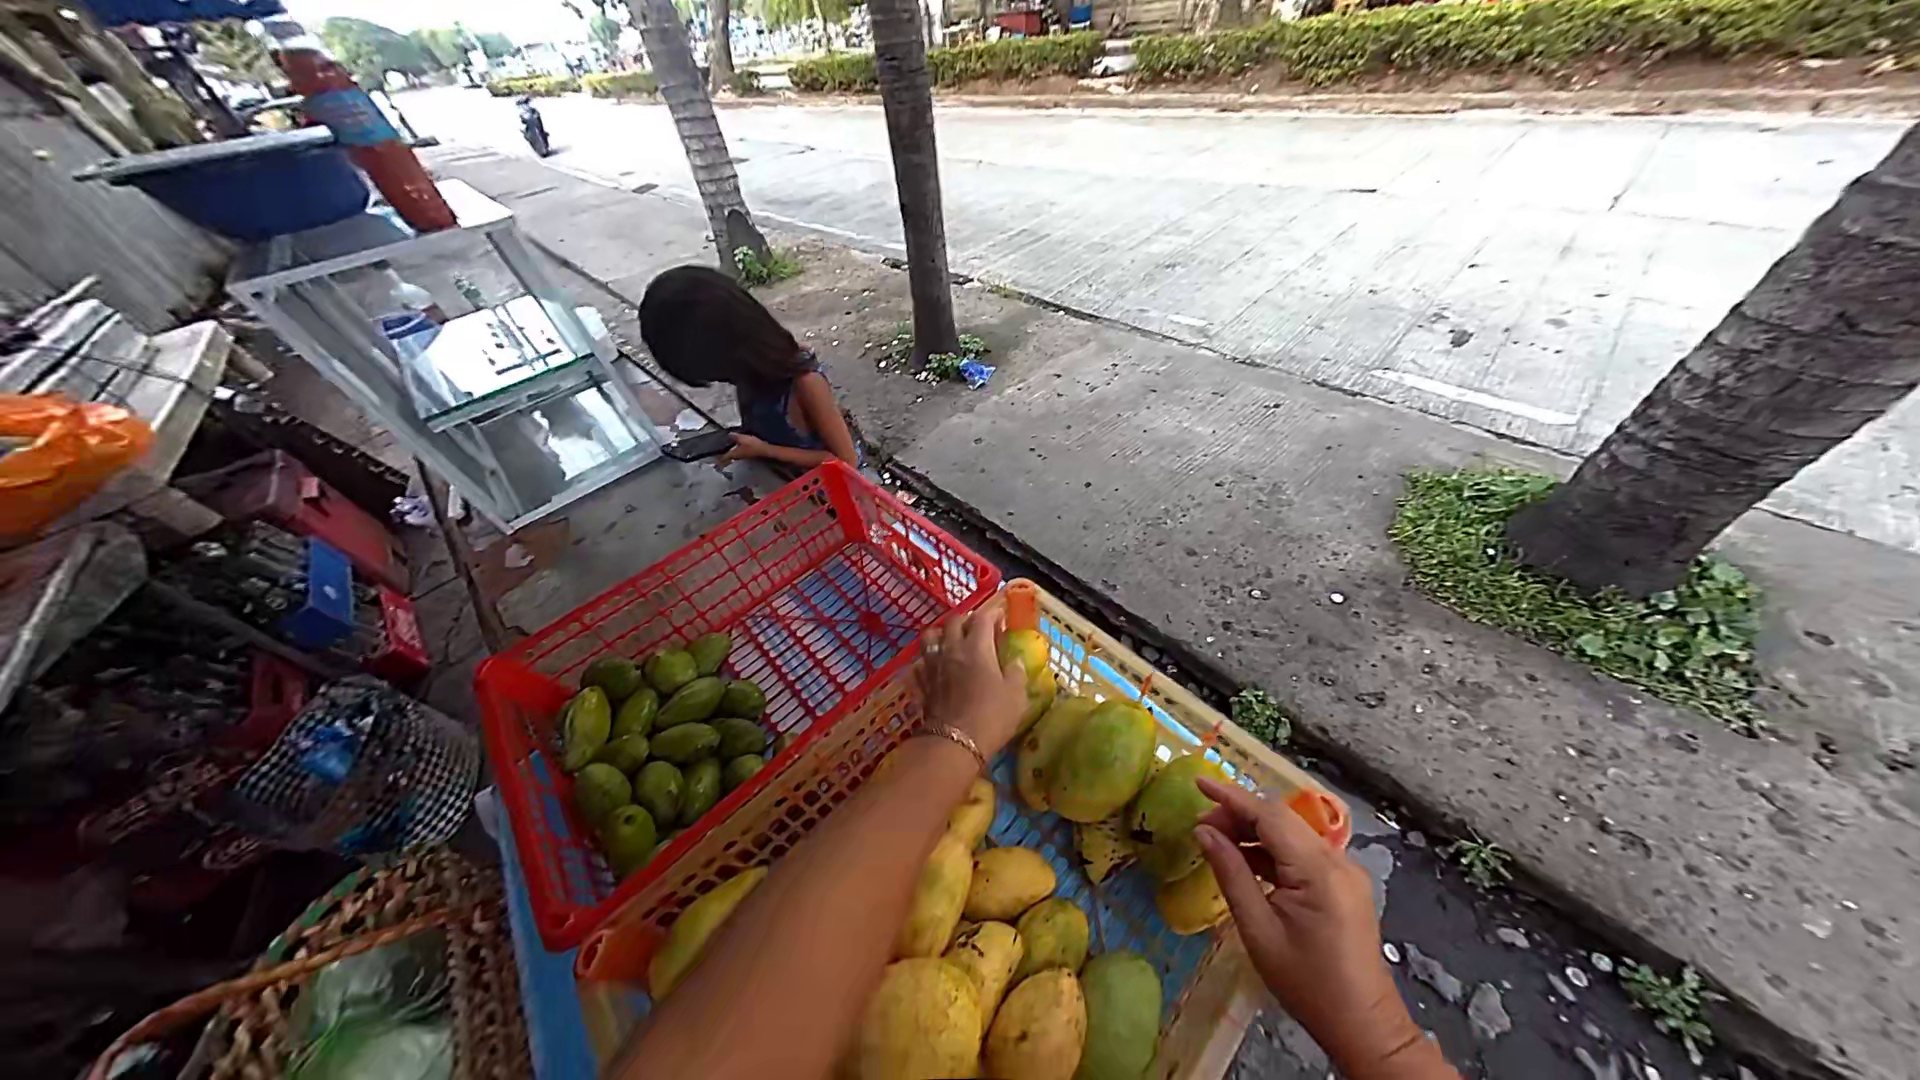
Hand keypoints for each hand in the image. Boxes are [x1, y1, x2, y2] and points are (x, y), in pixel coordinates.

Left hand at [718, 432, 769, 464]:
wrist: (766, 450)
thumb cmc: (753, 445)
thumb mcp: (742, 438)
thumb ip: (734, 436)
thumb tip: (727, 434)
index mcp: (734, 454)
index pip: (723, 458)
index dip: (718, 458)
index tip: (713, 459)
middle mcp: (737, 457)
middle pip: (728, 458)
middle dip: (723, 456)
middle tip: (718, 453)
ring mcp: (743, 457)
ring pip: (733, 456)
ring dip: (730, 454)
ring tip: (727, 449)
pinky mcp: (749, 455)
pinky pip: (739, 454)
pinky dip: (736, 452)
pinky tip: (737, 448)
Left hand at [915, 600, 1026, 759]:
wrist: (954, 742)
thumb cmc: (991, 716)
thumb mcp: (1015, 695)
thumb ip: (1016, 672)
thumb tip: (1015, 660)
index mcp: (977, 647)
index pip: (983, 618)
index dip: (993, 613)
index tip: (1001, 616)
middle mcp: (952, 649)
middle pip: (954, 621)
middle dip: (967, 619)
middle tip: (978, 627)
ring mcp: (933, 664)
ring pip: (931, 636)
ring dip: (942, 633)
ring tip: (952, 641)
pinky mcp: (921, 682)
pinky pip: (921, 661)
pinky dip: (928, 658)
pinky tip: (935, 665)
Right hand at [1195, 778, 1440, 1078]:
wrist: (1365, 1028)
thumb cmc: (1307, 984)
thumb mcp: (1257, 929)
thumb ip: (1231, 873)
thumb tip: (1204, 831)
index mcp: (1319, 871)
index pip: (1269, 815)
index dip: (1231, 796)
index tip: (1198, 782)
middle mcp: (1337, 861)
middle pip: (1280, 818)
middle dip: (1238, 813)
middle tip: (1201, 826)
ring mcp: (1344, 871)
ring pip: (1289, 831)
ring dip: (1252, 830)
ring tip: (1216, 841)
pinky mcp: (1343, 882)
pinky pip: (1300, 850)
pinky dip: (1269, 848)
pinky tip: (1244, 859)